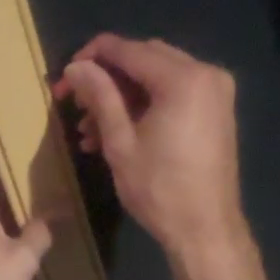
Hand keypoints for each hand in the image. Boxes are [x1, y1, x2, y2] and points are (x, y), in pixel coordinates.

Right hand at [54, 34, 242, 259]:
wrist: (205, 229)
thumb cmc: (159, 190)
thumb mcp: (121, 143)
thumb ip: (100, 97)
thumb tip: (75, 67)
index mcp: (183, 78)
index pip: (128, 50)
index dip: (92, 59)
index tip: (64, 78)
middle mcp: (205, 73)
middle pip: (145, 58)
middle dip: (107, 79)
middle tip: (75, 103)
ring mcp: (215, 91)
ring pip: (157, 77)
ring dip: (122, 97)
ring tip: (89, 130)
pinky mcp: (216, 110)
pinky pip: (174, 94)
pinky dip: (145, 106)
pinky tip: (117, 133)